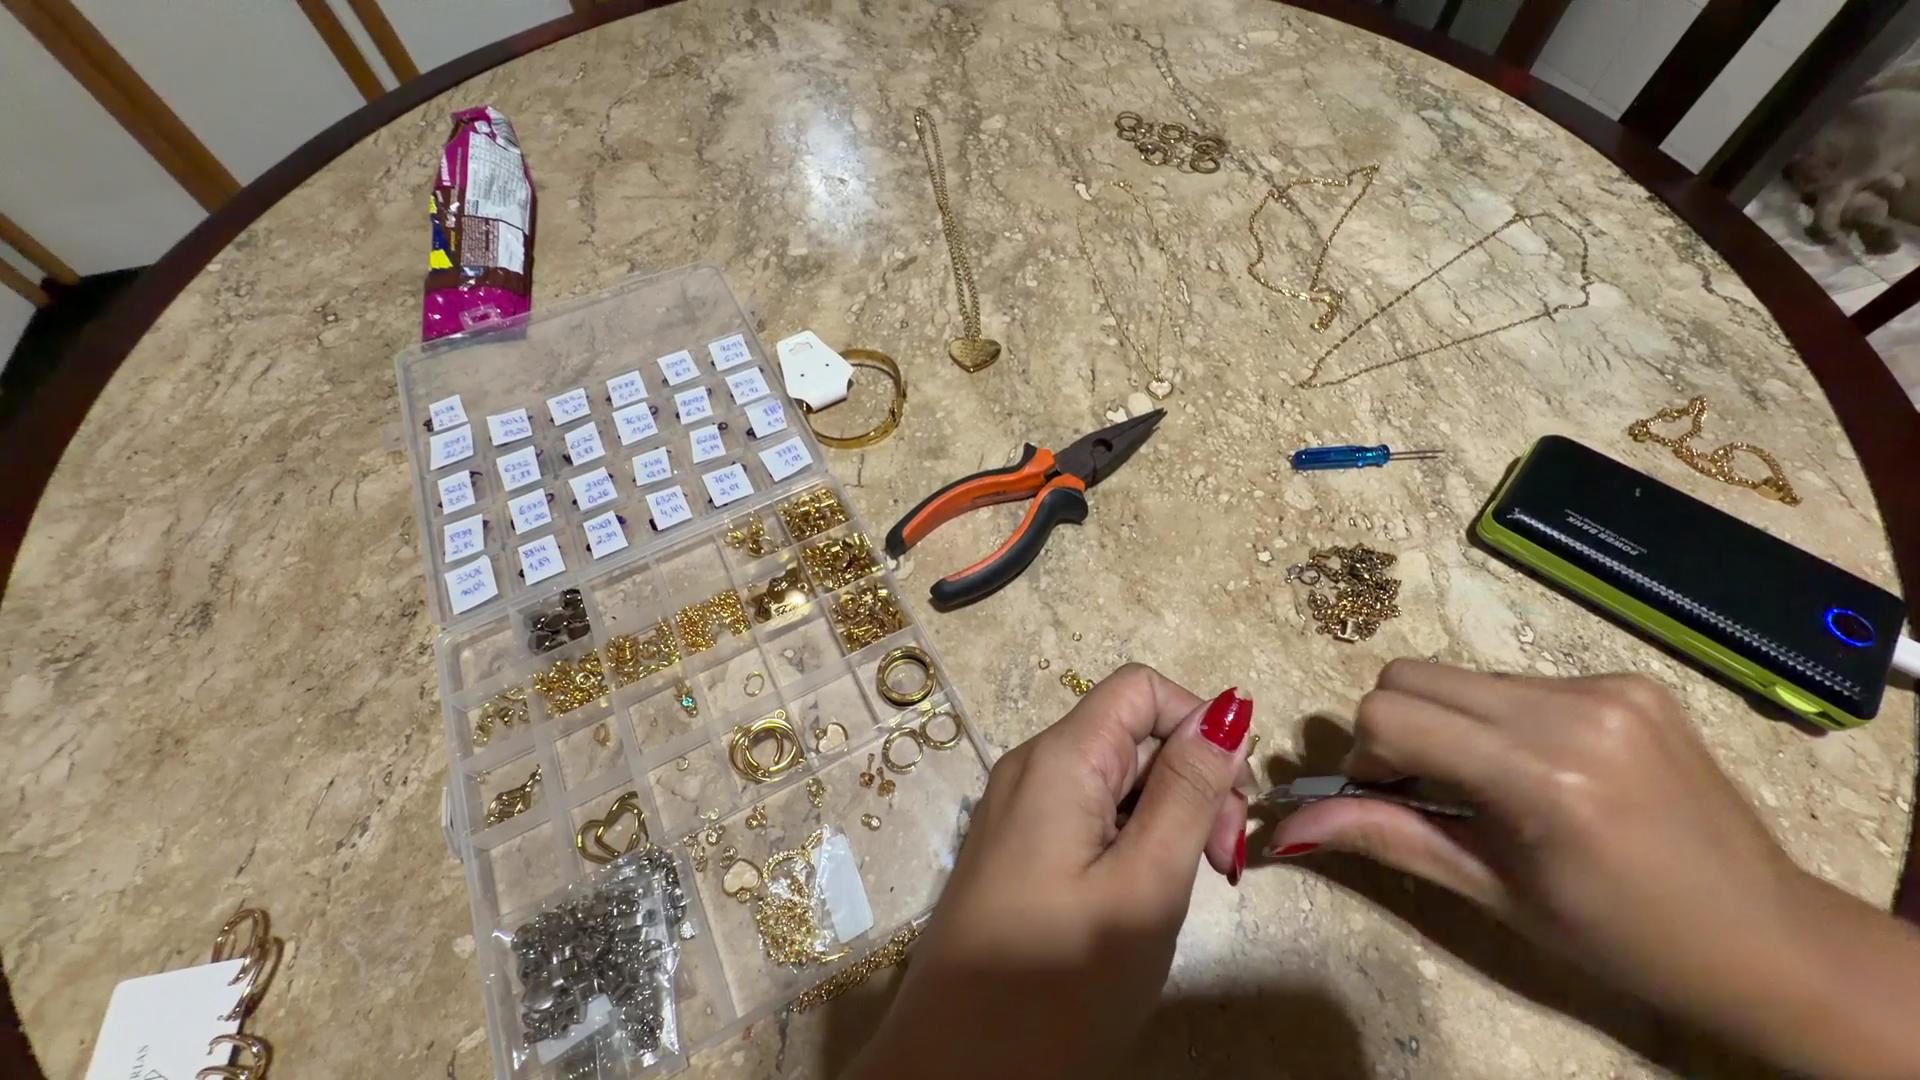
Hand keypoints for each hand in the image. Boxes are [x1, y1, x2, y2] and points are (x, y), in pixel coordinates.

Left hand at [846, 664, 1252, 1079]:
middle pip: (1132, 733)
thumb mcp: (1144, 885)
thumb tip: (1228, 709)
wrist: (955, 1071)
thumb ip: (1188, 792)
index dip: (1199, 723)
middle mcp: (1032, 767)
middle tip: (1223, 865)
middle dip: (1191, 782)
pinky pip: (1089, 815)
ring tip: (1187, 888)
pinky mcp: (1019, 848)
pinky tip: (1144, 896)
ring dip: (1168, 818)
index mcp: (1058, 758)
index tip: (1233, 801)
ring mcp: (1020, 809)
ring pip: (1116, 778)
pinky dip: (1133, 841)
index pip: (1141, 688)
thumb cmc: (1058, 983)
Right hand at [1264, 660, 1919, 1077]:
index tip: (1390, 795)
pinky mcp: (1627, 679)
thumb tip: (1285, 826)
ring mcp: (1607, 686)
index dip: (1367, 755)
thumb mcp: (1491, 893)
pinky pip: (1510, 680)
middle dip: (1394, 728)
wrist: (1774, 939)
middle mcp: (1575, 710)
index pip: (1390, 713)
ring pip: (1456, 674)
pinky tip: (1534, 766)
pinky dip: (1493, 716)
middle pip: (1409, 676)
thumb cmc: (1621, 937)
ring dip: (1444, 721)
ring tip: (1486, 781)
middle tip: (1426, 786)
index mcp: (1545, 776)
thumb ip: (1384, 839)